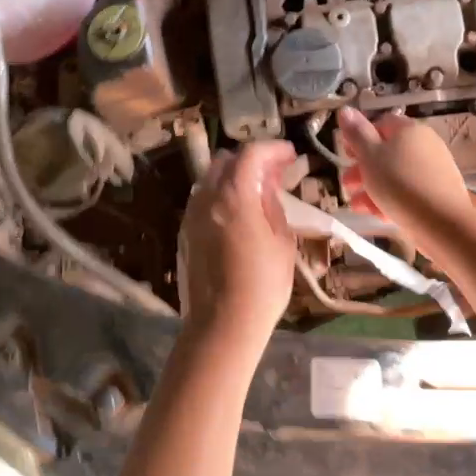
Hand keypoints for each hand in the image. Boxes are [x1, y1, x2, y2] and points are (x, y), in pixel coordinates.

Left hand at [177, 141, 297, 346]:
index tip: (290, 155)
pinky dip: (221, 195)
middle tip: (275, 172)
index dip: (273, 149)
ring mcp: (191, 216)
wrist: (222, 327)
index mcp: (233, 196)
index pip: (251, 154)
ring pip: (210, 179)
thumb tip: (267, 184)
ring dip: (234, 176)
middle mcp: (206, 198)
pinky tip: (239, 213)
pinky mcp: (185, 234)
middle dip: (251, 159)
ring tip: (258, 191)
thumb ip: (272, 205)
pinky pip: (202, 200)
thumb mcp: (281, 242)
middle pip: (225, 161)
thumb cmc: (262, 285)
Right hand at [336, 108, 472, 237]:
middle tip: (347, 183)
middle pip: (387, 151)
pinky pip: (408, 190)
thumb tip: (345, 110)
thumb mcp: (370, 156)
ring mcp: (433, 169)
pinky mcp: (437, 192)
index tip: (346, 154)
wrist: (442, 222)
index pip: (381, 123)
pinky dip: (391, 198)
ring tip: (356, 205)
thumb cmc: (400, 182)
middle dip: (363, 168)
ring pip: (396, 173)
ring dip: (372, 187)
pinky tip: (377, 214)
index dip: (360, 136)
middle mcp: (424, 144)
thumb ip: (356, 133)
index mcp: (409, 129)